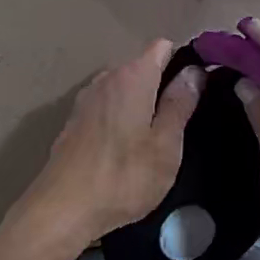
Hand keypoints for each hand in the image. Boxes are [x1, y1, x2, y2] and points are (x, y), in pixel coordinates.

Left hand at [6, 40, 202, 259]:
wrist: (59, 212)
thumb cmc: (123, 177)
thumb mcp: (165, 144)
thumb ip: (180, 103)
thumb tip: (194, 71)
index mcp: (133, 76)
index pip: (164, 46)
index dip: (185, 60)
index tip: (200, 86)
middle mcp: (107, 77)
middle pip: (144, 67)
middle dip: (164, 85)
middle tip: (183, 119)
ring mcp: (87, 99)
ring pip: (125, 88)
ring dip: (142, 103)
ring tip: (157, 136)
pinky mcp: (74, 122)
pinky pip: (108, 107)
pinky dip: (122, 117)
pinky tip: (127, 148)